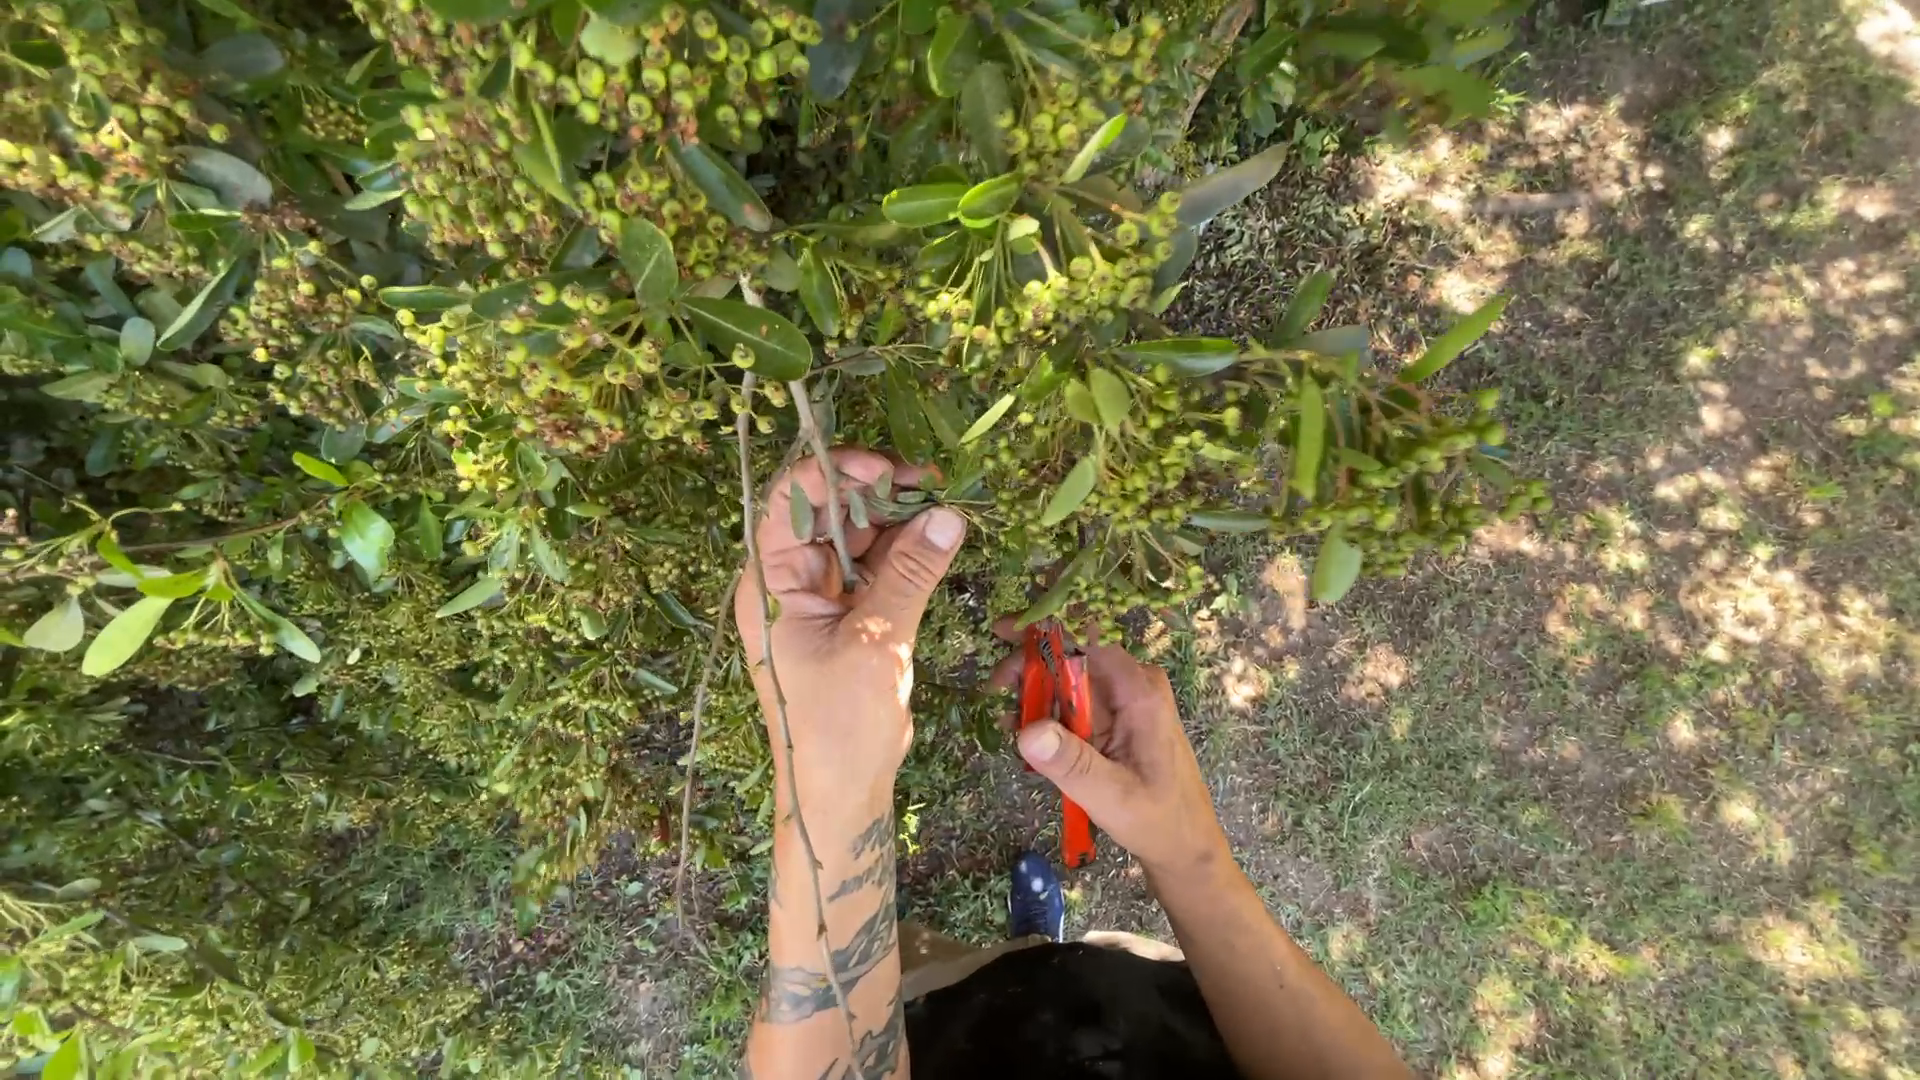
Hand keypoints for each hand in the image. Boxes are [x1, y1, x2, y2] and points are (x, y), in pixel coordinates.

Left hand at [736, 448, 967, 819]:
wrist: (840, 792)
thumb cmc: (840, 724)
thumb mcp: (877, 642)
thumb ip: (911, 574)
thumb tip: (950, 516)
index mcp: (771, 583)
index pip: (791, 502)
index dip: (834, 473)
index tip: (886, 469)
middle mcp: (789, 581)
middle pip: (827, 513)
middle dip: (877, 492)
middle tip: (931, 481)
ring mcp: (820, 597)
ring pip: (856, 537)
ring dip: (897, 519)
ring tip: (943, 503)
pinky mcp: (849, 614)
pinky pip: (875, 567)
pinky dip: (904, 551)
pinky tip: (936, 537)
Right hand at [990, 621, 1230, 877]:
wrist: (1186, 848)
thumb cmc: (1158, 820)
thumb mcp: (1111, 796)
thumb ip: (1070, 762)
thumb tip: (1026, 728)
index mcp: (1139, 691)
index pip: (1088, 639)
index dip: (1044, 630)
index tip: (1003, 631)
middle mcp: (1132, 685)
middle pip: (1072, 655)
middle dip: (1030, 666)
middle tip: (995, 689)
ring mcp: (1123, 701)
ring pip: (1068, 679)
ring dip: (1035, 693)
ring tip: (1011, 723)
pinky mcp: (1114, 719)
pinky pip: (1073, 703)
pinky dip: (1047, 715)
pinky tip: (1028, 738)